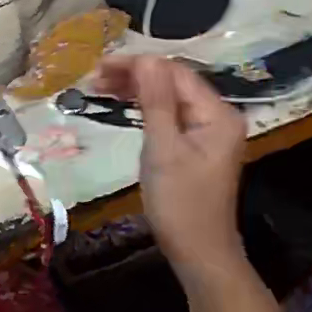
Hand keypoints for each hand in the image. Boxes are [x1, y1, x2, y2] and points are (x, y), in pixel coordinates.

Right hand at [97, 55, 249, 279]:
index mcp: (217, 114)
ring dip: (137, 91)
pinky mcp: (197, 146)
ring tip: (100, 88)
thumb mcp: (163, 150)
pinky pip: (171, 116)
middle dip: (135, 76)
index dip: (139, 65)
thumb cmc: (180, 204)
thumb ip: (155, 102)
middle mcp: (218, 116)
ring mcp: (208, 132)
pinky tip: (124, 106)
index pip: (175, 74)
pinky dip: (146, 109)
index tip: (100, 66)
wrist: (198, 252)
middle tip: (94, 78)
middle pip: (173, 83)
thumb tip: (146, 59)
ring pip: (170, 99)